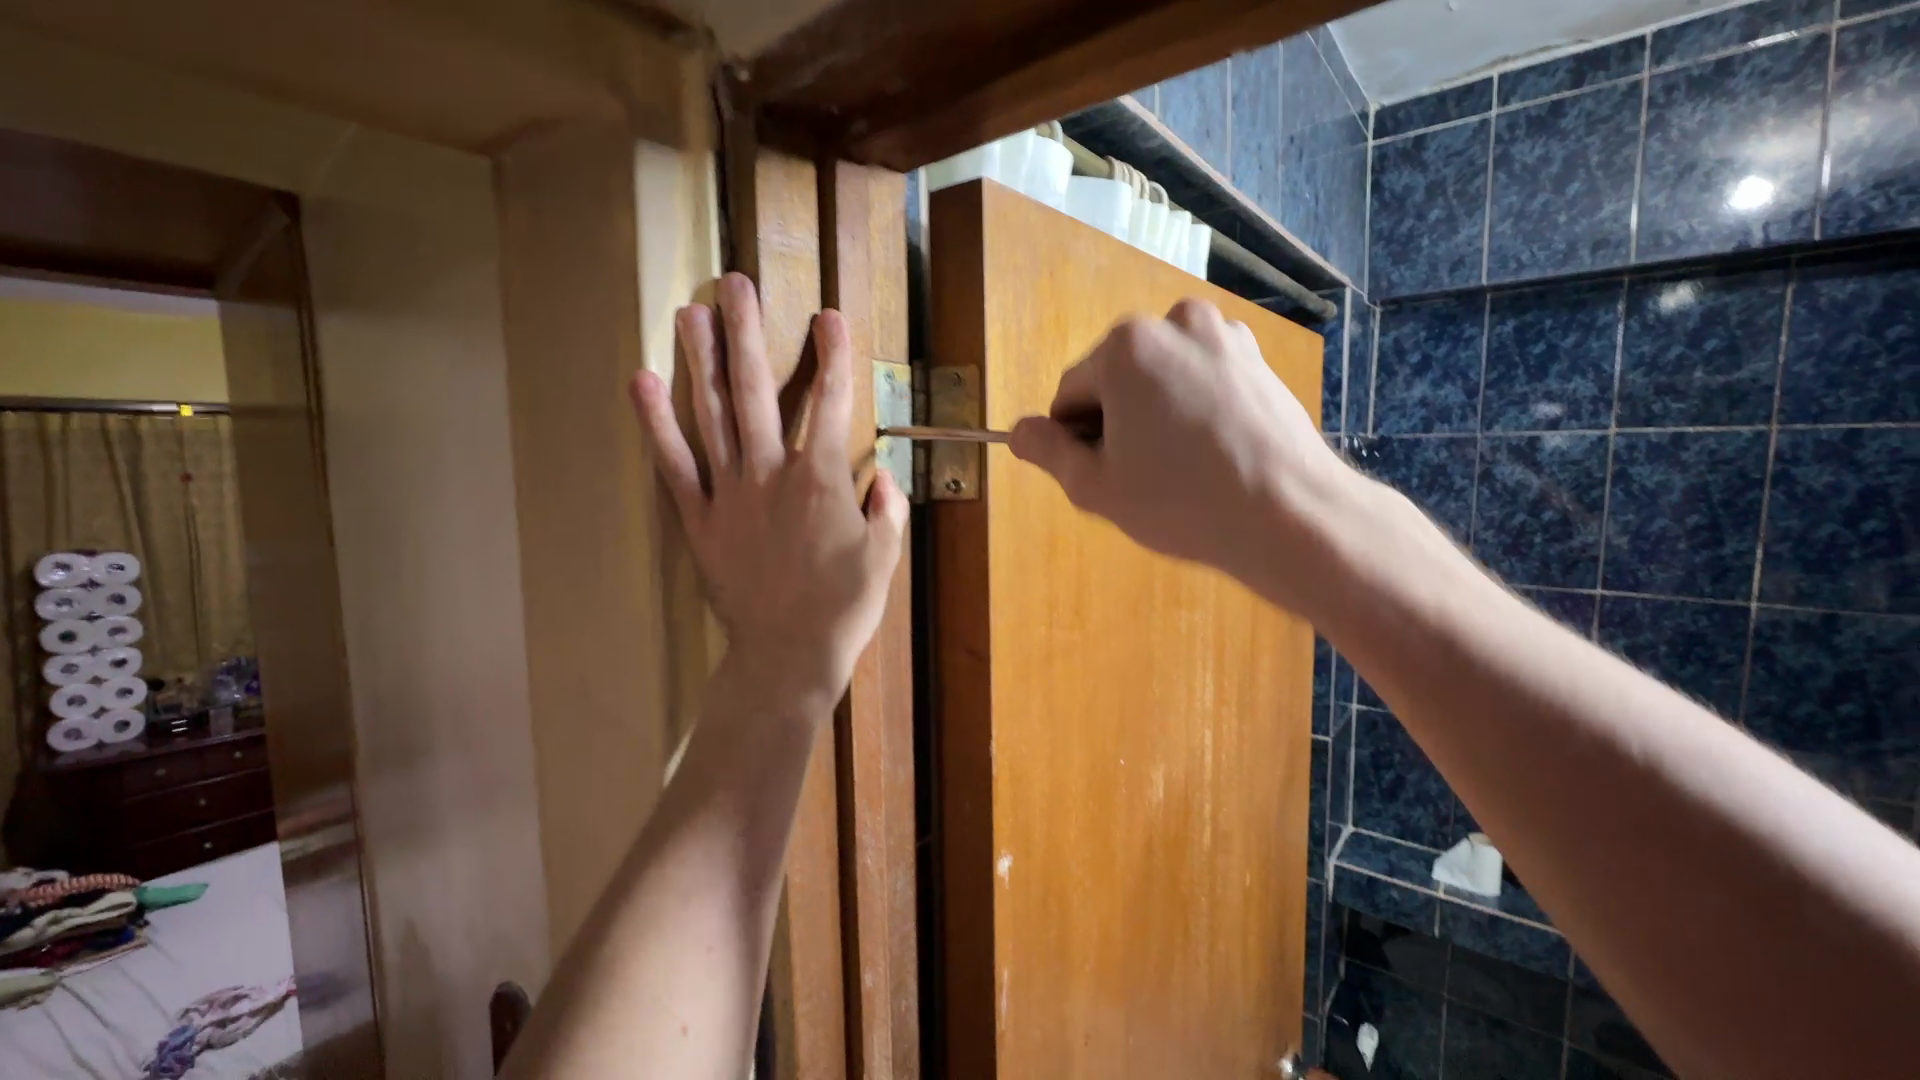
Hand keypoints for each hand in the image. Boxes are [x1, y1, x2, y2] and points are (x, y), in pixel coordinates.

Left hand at [630, 273, 907, 709]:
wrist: (788, 656)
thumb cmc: (844, 607)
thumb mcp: (885, 558)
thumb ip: (887, 509)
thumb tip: (884, 476)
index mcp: (821, 480)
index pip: (831, 404)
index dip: (833, 357)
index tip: (828, 316)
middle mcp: (771, 473)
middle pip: (758, 392)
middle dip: (749, 333)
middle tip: (735, 284)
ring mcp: (729, 493)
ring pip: (713, 416)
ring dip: (702, 361)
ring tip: (690, 313)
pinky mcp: (699, 519)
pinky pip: (674, 466)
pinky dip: (657, 425)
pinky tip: (643, 384)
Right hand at [1008, 298, 1349, 614]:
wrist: (1292, 514)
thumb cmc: (1182, 502)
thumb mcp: (1096, 487)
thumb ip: (1048, 452)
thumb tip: (1018, 431)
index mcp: (1126, 345)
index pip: (1070, 394)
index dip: (1077, 441)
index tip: (1108, 476)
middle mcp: (1175, 322)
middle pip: (1116, 379)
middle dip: (1118, 422)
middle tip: (1146, 476)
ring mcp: (1225, 335)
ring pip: (1160, 378)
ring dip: (1156, 413)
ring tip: (1184, 466)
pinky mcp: (1258, 358)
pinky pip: (1201, 379)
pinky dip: (1195, 407)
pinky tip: (1216, 451)